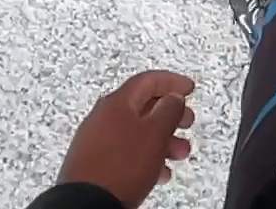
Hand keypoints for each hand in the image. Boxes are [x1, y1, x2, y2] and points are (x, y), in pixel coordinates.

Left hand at [58, 70, 196, 208]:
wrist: (87, 207)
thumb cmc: (120, 167)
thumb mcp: (156, 132)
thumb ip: (170, 109)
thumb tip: (174, 98)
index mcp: (117, 102)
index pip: (149, 80)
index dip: (172, 82)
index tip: (188, 89)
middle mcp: (101, 118)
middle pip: (143, 107)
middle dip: (169, 116)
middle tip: (185, 122)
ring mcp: (93, 142)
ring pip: (135, 133)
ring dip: (160, 140)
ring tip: (176, 154)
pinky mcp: (91, 166)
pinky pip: (123, 153)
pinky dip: (143, 157)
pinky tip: (156, 172)